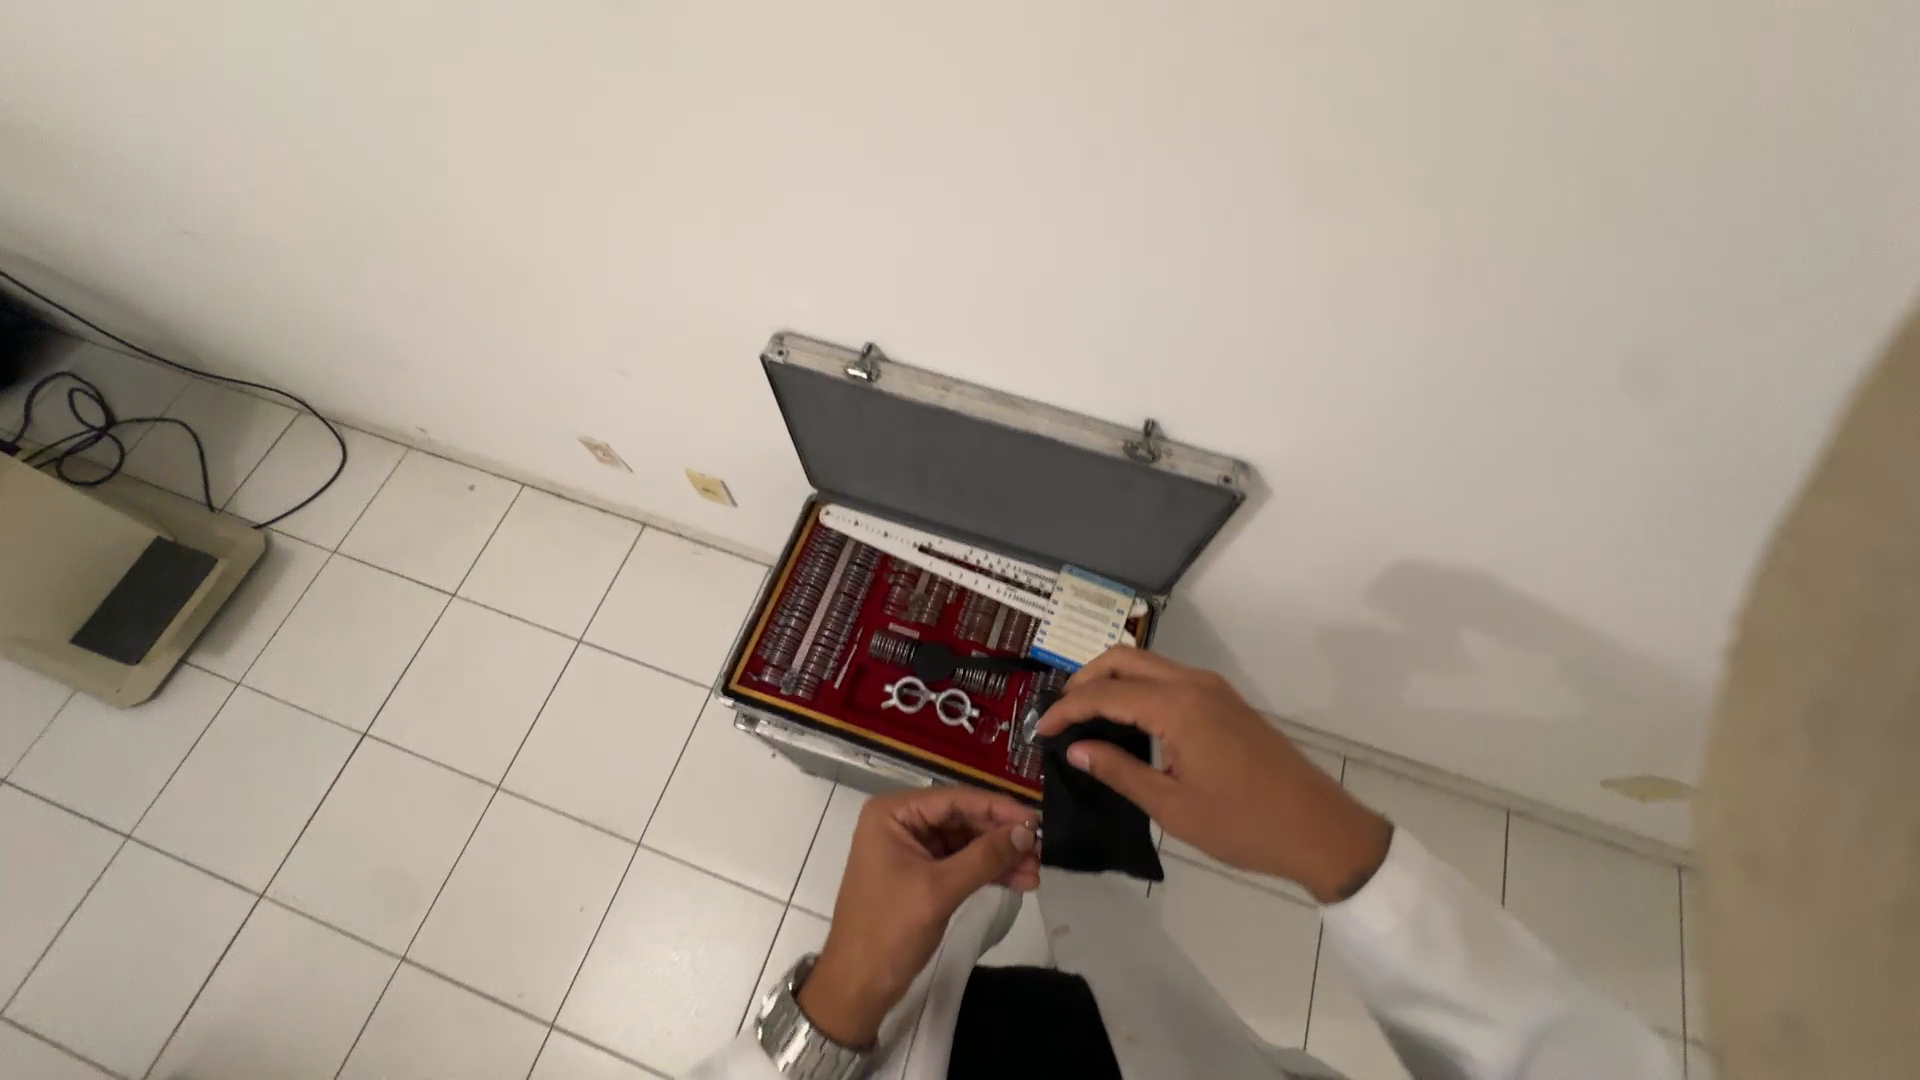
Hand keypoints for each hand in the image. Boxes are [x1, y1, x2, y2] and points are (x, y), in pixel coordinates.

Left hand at [799, 787, 1038, 1046]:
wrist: (857, 987)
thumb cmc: (889, 930)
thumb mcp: (939, 890)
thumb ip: (984, 857)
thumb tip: (1027, 830)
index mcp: (893, 812)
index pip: (955, 799)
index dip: (997, 808)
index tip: (1035, 819)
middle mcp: (901, 821)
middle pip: (962, 817)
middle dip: (1001, 836)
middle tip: (1040, 849)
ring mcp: (910, 847)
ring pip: (965, 840)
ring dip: (999, 856)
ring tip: (1036, 871)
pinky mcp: (919, 872)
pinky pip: (959, 861)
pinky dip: (986, 871)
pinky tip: (1018, 880)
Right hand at [1037, 647, 1390, 903]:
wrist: (1321, 830)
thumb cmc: (1244, 824)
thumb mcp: (1173, 806)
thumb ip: (1119, 772)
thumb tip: (1076, 749)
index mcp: (1178, 707)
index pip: (1105, 693)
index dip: (1067, 709)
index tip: (1040, 731)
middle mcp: (1193, 683)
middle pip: (1124, 659)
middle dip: (1085, 679)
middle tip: (1062, 714)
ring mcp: (1213, 688)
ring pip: (1147, 664)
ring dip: (1112, 680)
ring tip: (1087, 716)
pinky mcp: (1225, 700)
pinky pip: (1169, 678)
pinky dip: (1138, 687)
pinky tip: (1128, 720)